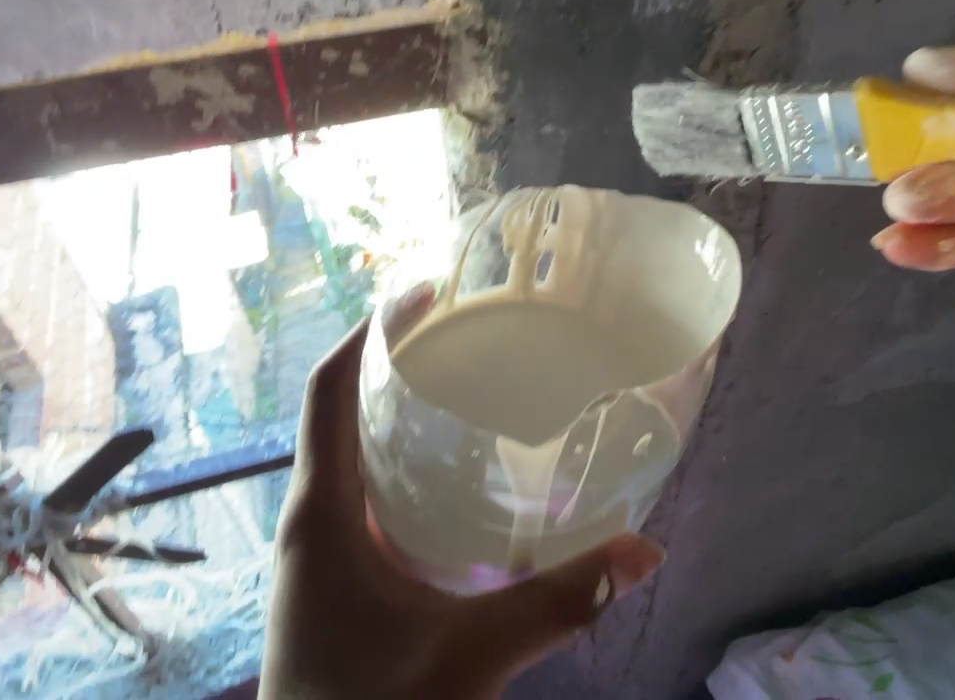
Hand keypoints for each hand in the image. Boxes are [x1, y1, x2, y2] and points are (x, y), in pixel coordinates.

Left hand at [259, 322, 665, 699]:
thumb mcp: (468, 658)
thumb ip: (558, 604)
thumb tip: (644, 550)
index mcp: (319, 514)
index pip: (328, 388)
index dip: (368, 331)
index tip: (424, 296)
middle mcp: (310, 516)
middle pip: (340, 407)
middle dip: (392, 360)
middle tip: (464, 332)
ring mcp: (318, 548)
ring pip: (352, 449)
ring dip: (396, 409)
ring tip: (464, 381)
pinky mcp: (335, 574)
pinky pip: (366, 490)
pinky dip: (403, 459)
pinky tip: (456, 471)